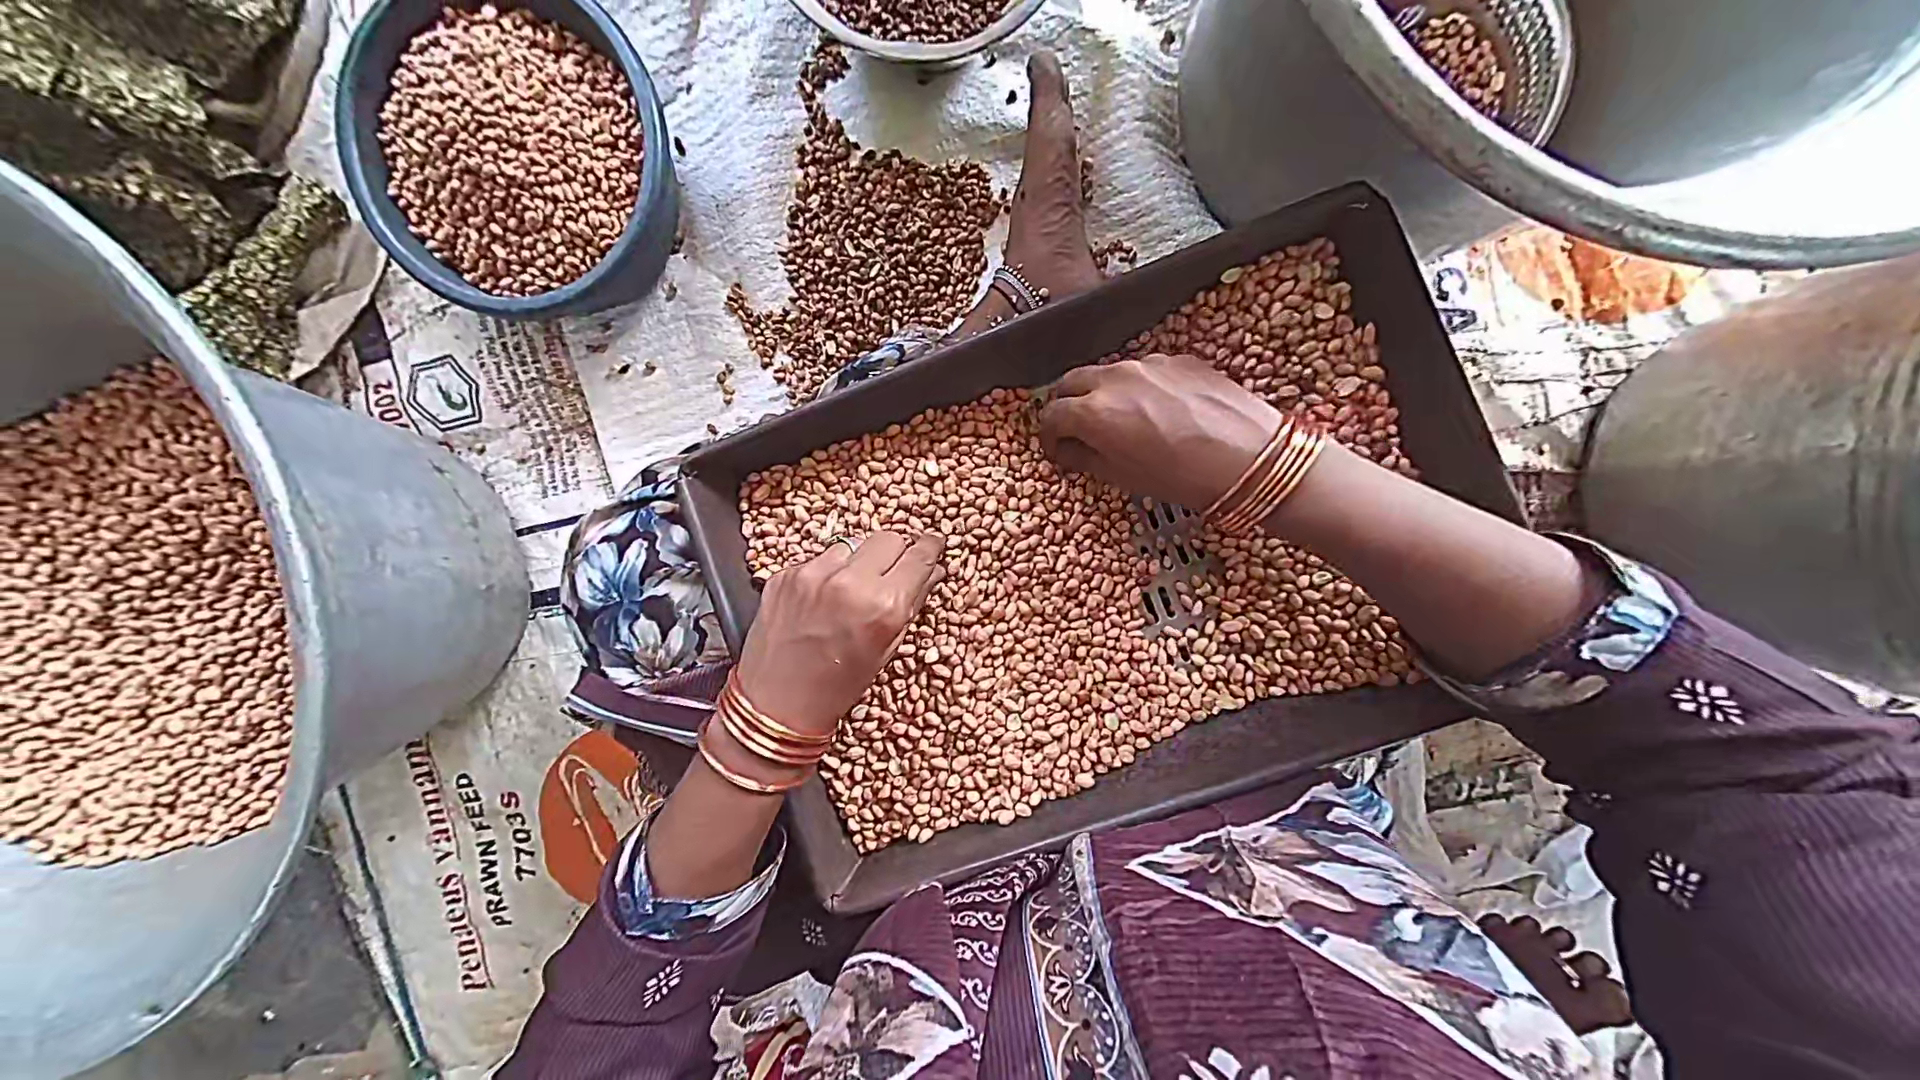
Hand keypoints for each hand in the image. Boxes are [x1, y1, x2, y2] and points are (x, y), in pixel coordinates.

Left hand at [735, 531, 946, 735]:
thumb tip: (932, 571)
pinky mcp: (786, 573)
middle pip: (889, 538)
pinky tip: (825, 597)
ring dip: (861, 560)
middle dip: (897, 552)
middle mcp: (850, 583)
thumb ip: (912, 603)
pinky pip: (821, 557)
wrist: (776, 703)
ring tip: (853, 590)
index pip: (919, 556)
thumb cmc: (836, 687)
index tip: (933, 544)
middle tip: (893, 570)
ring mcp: (814, 574)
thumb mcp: (887, 649)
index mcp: (884, 607)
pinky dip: (829, 571)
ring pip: (854, 543)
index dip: (930, 548)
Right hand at [1038, 353, 1280, 510]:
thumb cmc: (1182, 477)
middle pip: (1071, 382)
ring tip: (1117, 420)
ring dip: (1100, 394)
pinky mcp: (1178, 360)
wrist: (1251, 458)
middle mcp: (1114, 378)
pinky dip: (1135, 388)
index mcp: (1093, 411)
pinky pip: (1143, 370)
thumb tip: (1067, 449)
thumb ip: (1084, 457)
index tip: (1057, 449)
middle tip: (1074, 429)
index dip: (1048, 435)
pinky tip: (1155, 411)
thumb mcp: (1123, 477)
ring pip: (1107, 374)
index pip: (1051, 414)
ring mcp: (1148, 364)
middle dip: (1066, 405)